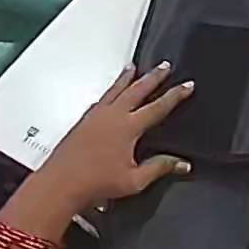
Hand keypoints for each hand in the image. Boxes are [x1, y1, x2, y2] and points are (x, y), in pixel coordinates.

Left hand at [23, 62, 193, 218]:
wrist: (62, 182)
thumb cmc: (94, 182)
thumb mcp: (135, 179)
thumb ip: (160, 167)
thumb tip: (181, 164)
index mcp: (128, 127)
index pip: (158, 106)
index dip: (175, 95)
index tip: (186, 85)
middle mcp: (111, 115)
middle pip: (137, 89)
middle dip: (154, 77)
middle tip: (164, 66)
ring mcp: (96, 115)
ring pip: (116, 89)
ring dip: (127, 77)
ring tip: (133, 67)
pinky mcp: (83, 120)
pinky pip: (101, 98)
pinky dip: (110, 90)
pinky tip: (109, 92)